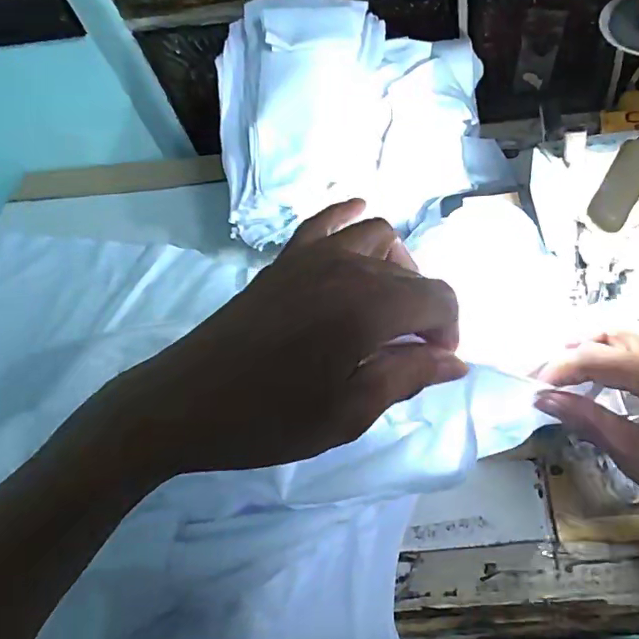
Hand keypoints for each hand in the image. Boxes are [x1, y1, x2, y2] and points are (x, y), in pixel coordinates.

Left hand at [101, 199, 466, 474]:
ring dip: (397, 267)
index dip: (448, 332)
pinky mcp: (283, 259)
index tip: (432, 365)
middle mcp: (346, 266)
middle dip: (423, 311)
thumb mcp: (349, 413)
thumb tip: (455, 361)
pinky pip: (327, 221)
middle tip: (406, 356)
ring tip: (385, 311)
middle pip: (410, 272)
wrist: (183, 404)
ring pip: (377, 236)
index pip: (438, 298)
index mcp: (367, 306)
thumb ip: (408, 377)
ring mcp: (310, 255)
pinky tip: (358, 228)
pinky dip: (351, 220)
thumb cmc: (269, 418)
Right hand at [534, 320, 638, 544]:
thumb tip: (543, 399)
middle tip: (543, 381)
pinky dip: (629, 335)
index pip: (598, 358)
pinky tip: (616, 356)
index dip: (559, 370)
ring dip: (596, 341)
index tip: (530, 389)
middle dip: (571, 352)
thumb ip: (591, 422)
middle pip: (612, 334)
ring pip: (632, 326)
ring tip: (570, 368)